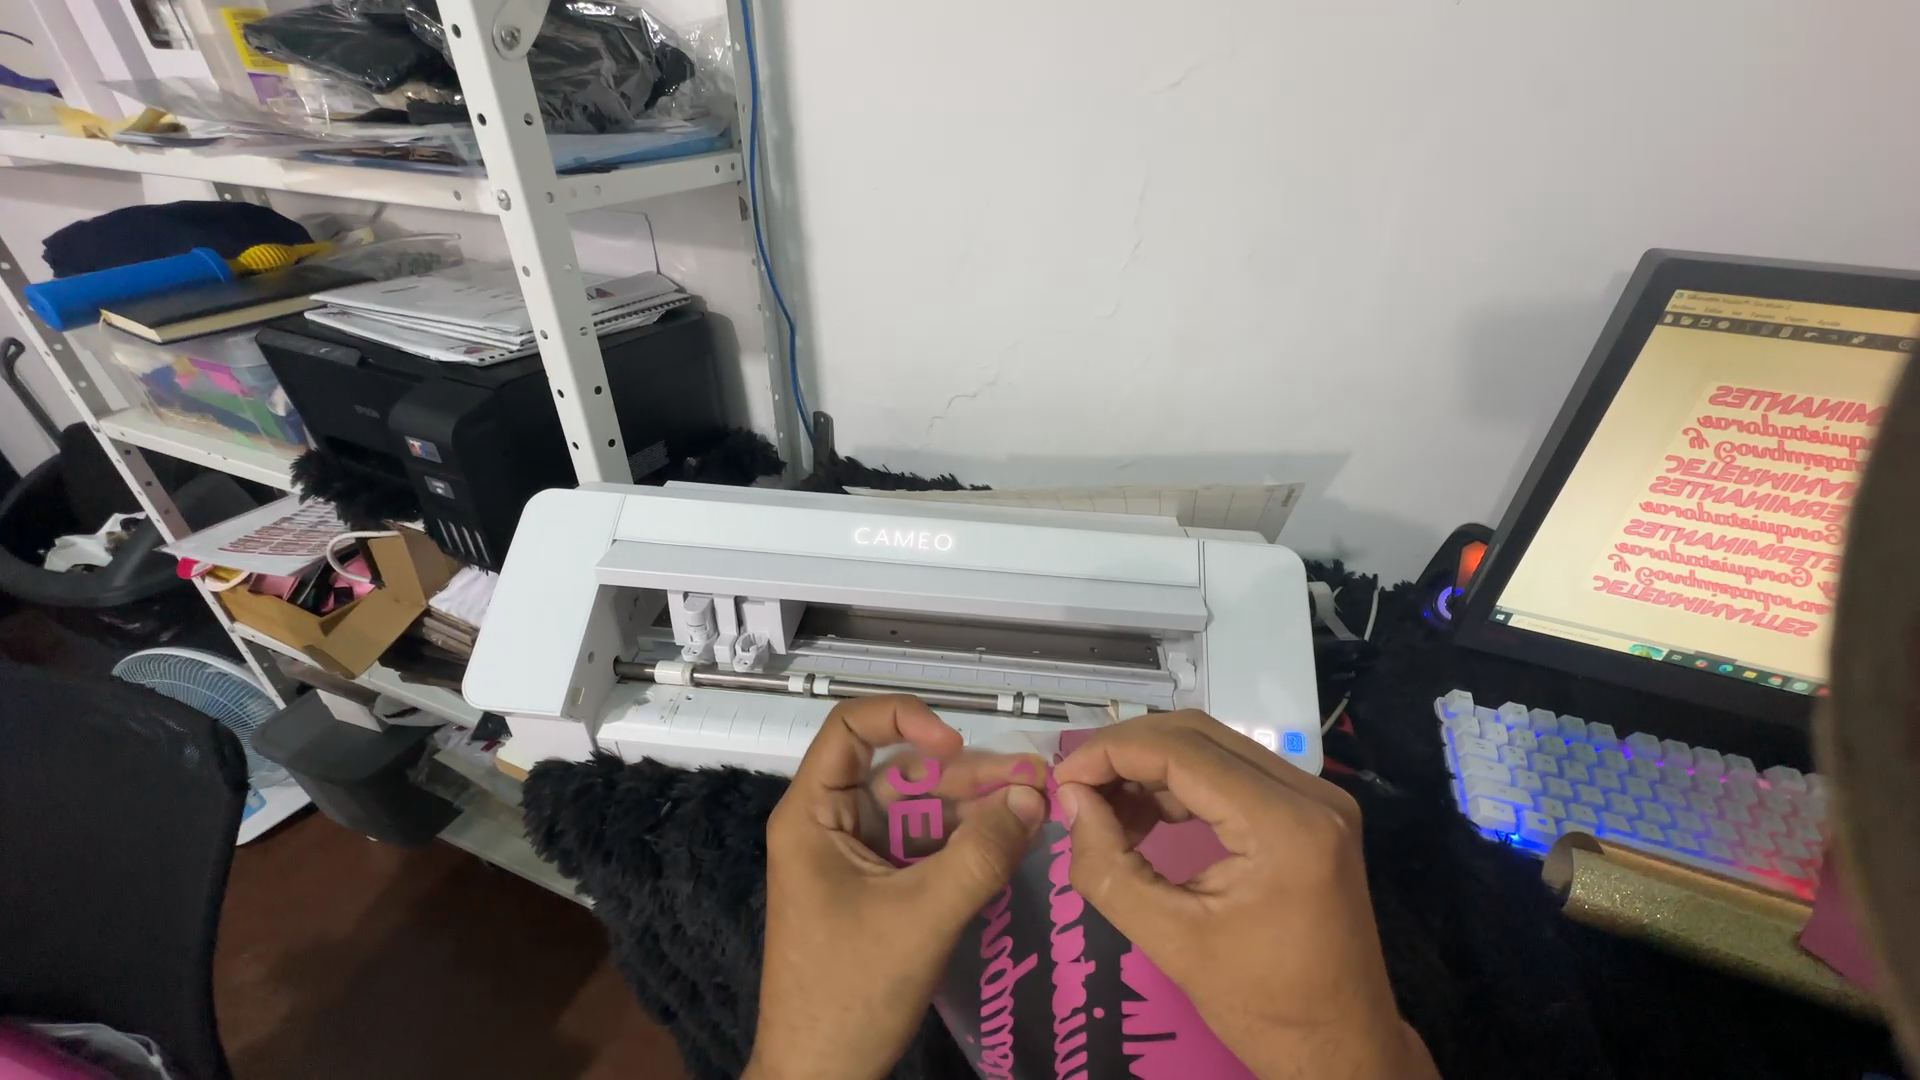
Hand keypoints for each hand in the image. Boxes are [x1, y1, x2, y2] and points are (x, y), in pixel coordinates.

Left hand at [745, 696, 1048, 1079]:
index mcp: (813, 812)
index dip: (902, 718)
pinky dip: (965, 840)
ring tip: (1033, 804)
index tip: (954, 744)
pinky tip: (1009, 838)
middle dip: (964, 774)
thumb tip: (1032, 796)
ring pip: (920, 808)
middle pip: (900, 771)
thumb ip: (980, 854)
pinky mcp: (878, 883)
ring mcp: (856, 853)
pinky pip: (925, 844)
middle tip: (1030, 780)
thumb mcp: (922, 917)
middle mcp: (833, 820)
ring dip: (974, 806)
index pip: (850, 728)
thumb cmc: (851, 991)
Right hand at [1055, 711, 1435, 1079]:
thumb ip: (1106, 865)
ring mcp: (1314, 796)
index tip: (1063, 778)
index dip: (1112, 753)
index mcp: (1283, 826)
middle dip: (1126, 752)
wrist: (1343, 1052)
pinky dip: (1178, 783)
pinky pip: (1229, 770)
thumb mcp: (1169, 940)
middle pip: (1195, 734)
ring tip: (1105, 808)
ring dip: (1149, 766)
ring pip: (1211, 745)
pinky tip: (1145, 815)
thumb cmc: (1262, 1007)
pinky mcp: (1308, 808)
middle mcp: (1308, 794)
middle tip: (1078, 786)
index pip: (1181, 751)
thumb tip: (1071, 798)